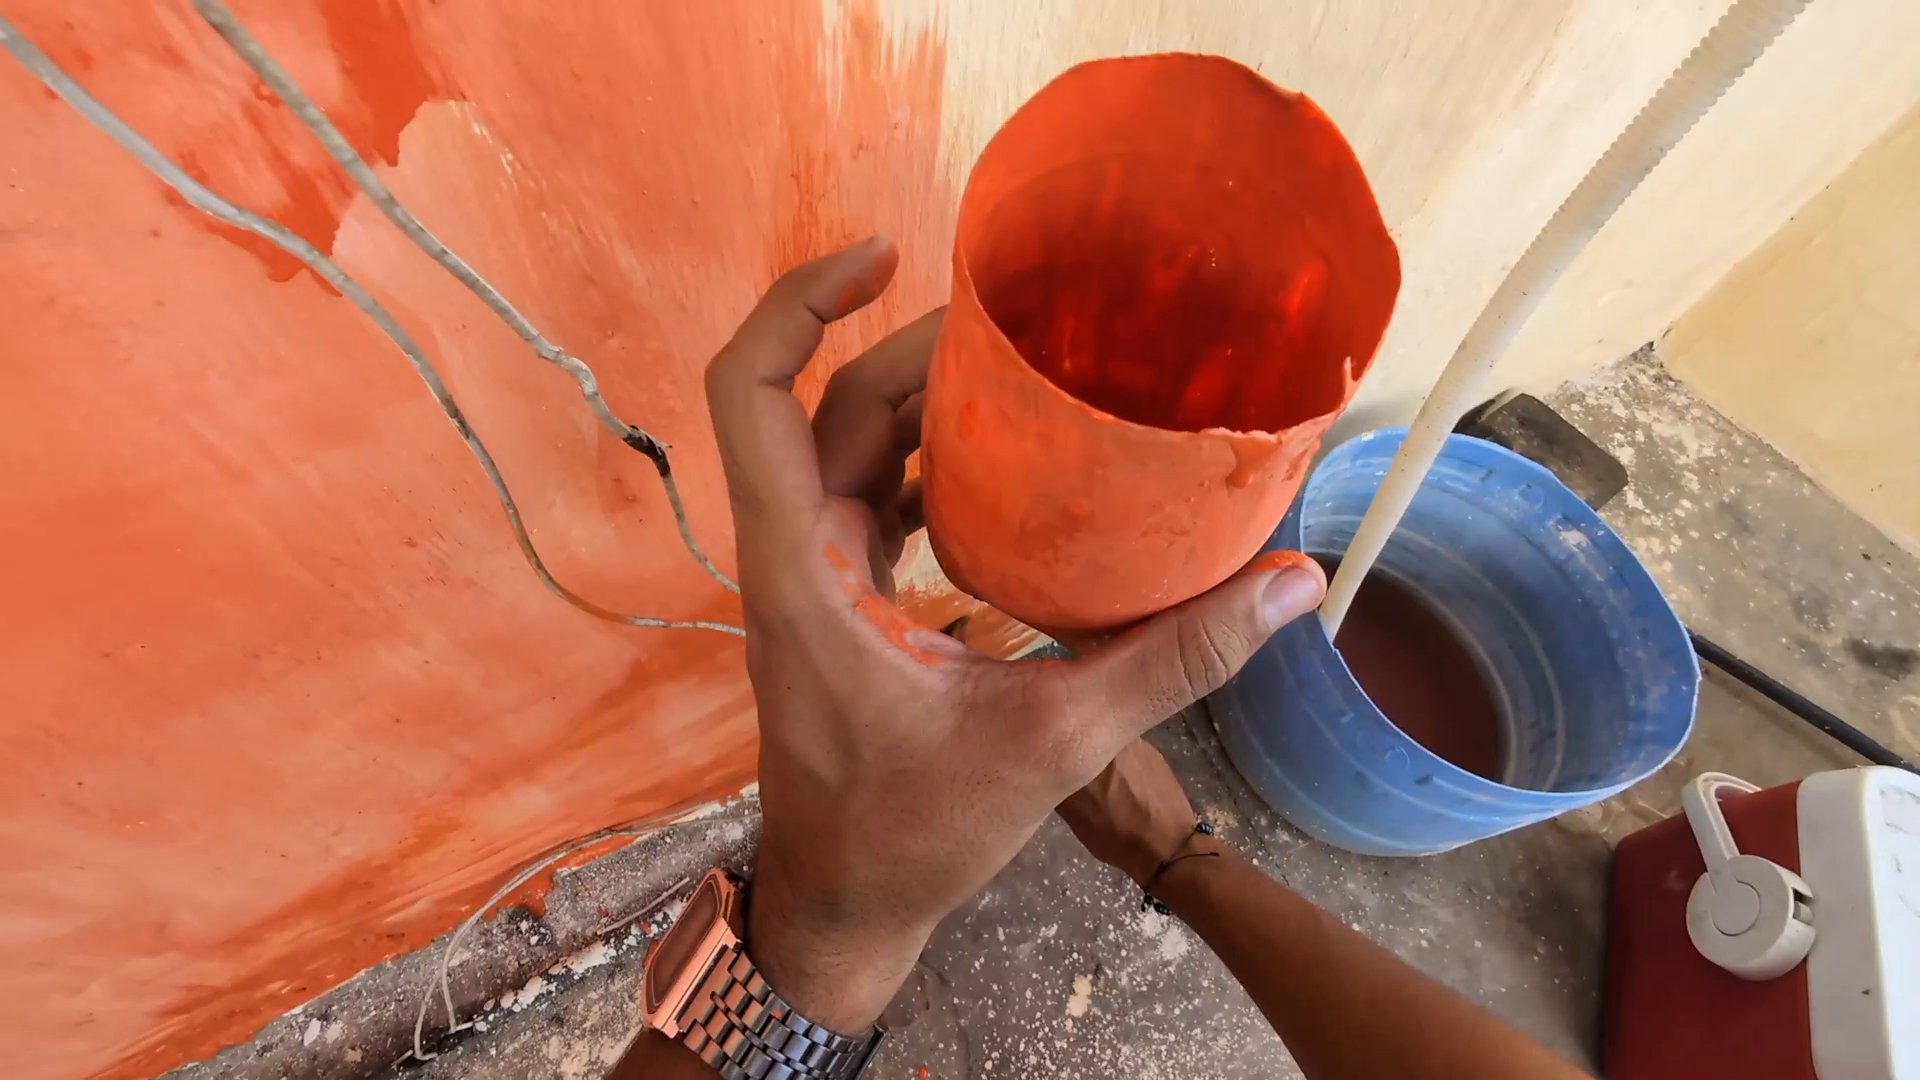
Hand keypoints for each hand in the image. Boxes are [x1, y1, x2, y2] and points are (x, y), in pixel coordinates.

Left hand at [703, 236, 1328, 1034]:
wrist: (846, 898)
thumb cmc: (916, 831)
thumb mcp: (1054, 742)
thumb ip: (1172, 661)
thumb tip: (1290, 586)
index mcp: (805, 564)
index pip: (752, 391)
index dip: (797, 302)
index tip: (881, 256)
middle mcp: (793, 551)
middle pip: (830, 403)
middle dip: (914, 348)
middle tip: (1021, 326)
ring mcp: (812, 572)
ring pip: (850, 444)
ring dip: (924, 400)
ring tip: (1022, 374)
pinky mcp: (838, 594)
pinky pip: (872, 492)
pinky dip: (926, 459)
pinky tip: (1001, 464)